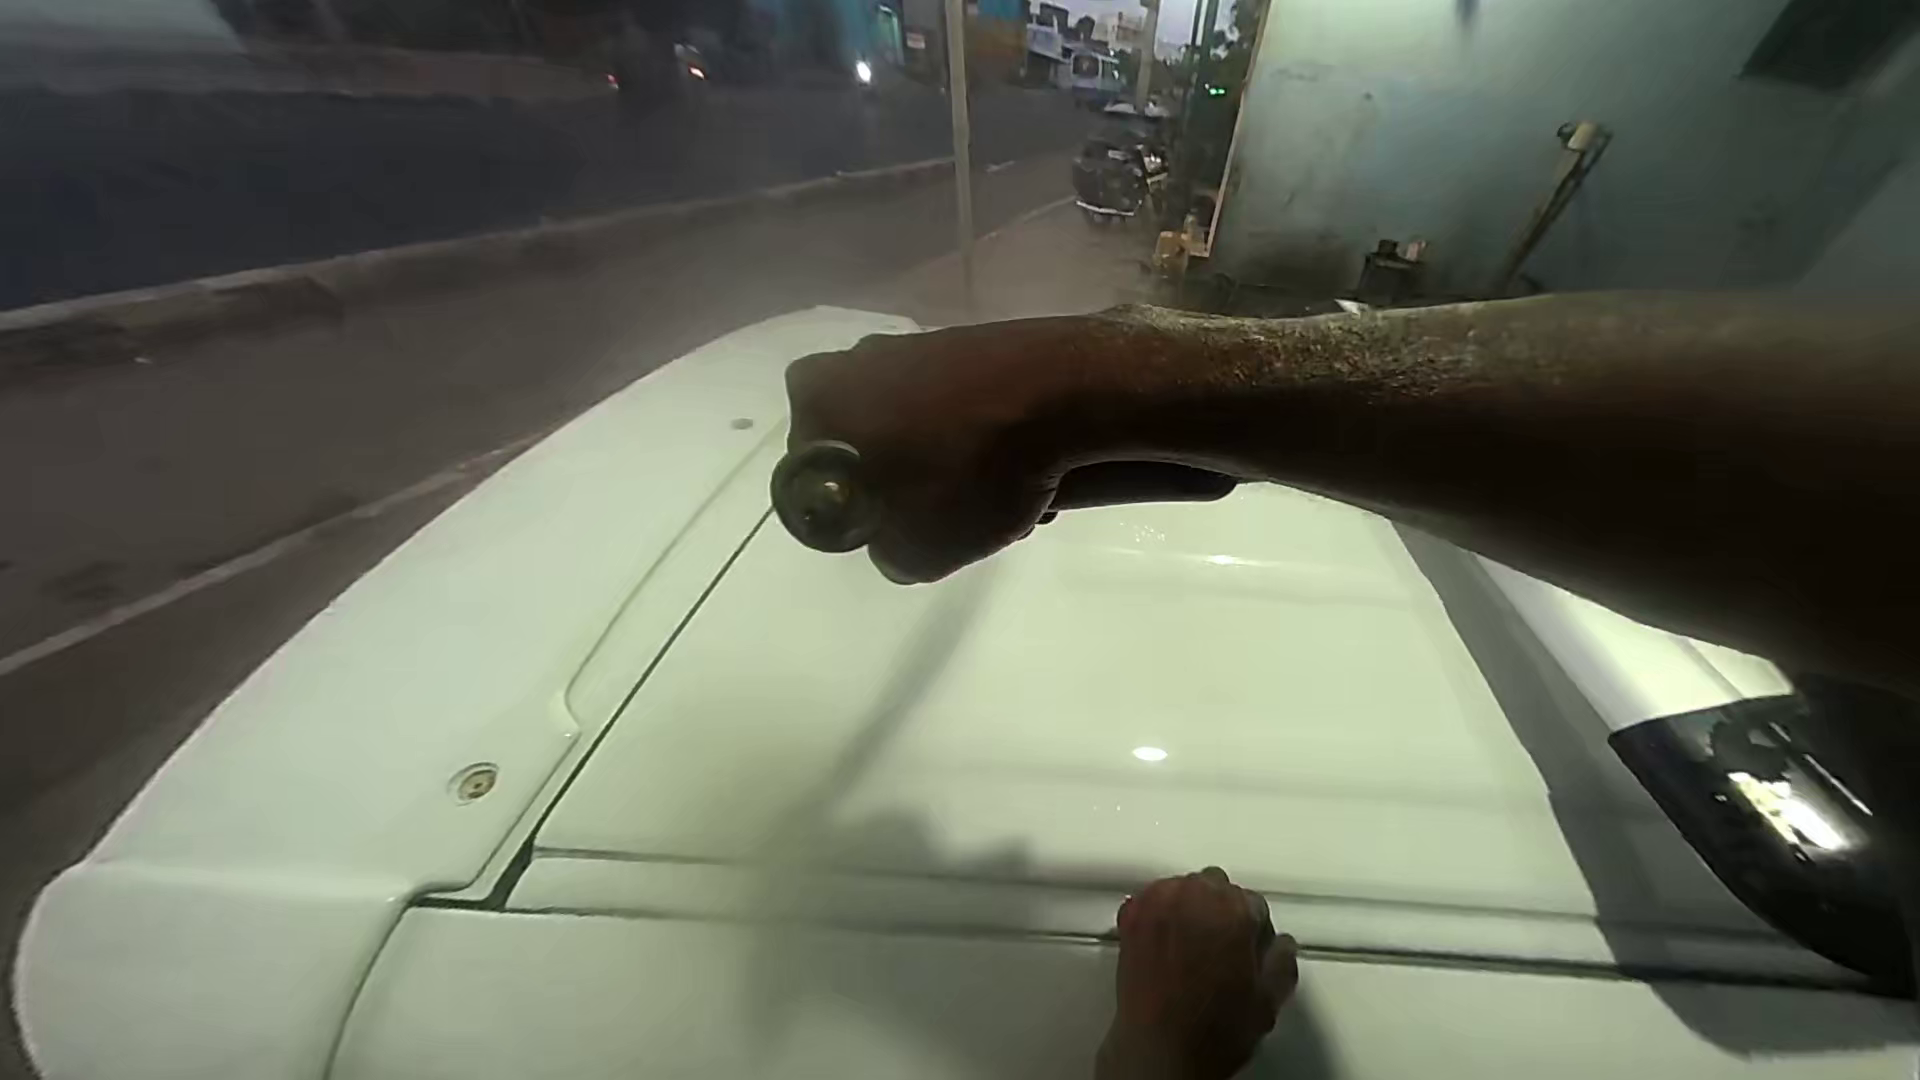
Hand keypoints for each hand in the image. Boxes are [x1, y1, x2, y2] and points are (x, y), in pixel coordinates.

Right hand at [783, 315, 1128, 582]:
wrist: (1063, 392)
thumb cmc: (969, 472)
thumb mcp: (917, 550)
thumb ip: (888, 553)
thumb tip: (897, 542)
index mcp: (818, 401)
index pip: (813, 474)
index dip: (855, 511)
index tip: (896, 528)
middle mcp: (856, 363)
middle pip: (870, 450)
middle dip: (907, 487)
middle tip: (950, 515)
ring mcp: (915, 345)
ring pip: (918, 431)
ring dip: (949, 467)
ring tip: (998, 497)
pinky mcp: (966, 342)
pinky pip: (956, 407)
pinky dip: (976, 438)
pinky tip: (1015, 466)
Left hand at [1098, 867, 1298, 1079]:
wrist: (1160, 1045)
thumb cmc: (1215, 1027)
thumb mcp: (1266, 1000)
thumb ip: (1281, 961)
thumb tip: (1282, 943)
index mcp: (1233, 909)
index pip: (1253, 902)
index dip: (1254, 927)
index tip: (1250, 946)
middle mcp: (1194, 892)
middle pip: (1215, 884)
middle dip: (1222, 907)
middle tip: (1221, 942)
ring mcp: (1158, 897)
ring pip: (1182, 885)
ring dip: (1190, 905)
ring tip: (1192, 942)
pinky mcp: (1132, 908)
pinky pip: (1152, 896)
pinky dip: (1161, 910)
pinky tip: (1166, 939)